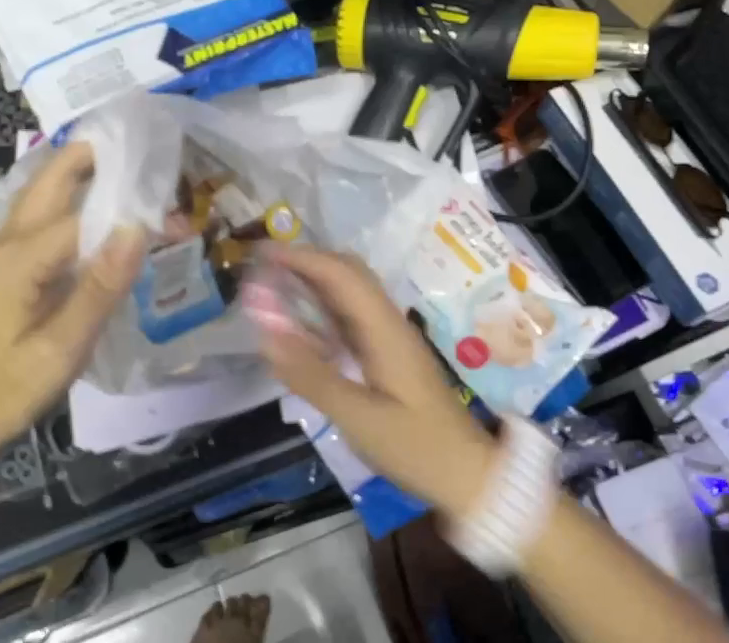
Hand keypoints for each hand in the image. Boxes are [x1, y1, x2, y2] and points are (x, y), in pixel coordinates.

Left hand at [0, 144, 143, 473]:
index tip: (173, 191)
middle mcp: (12, 240)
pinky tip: (103, 207)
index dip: (131, 197)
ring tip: (131, 162)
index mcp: (24, 255)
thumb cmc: (10, 389)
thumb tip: (140, 227)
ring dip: (84, 169)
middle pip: (54, 176)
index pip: (87, 208)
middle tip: (146, 143)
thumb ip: (101, 287)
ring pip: (47, 190)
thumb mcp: (62, 347)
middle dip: (96, 152)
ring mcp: (8, 250)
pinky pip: (47, 214)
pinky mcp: (12, 265)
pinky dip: (76, 196)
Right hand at [249, 245, 498, 523]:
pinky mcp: (387, 355)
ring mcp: (389, 338)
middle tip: (263, 271)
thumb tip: (265, 334)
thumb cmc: (416, 447)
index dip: (301, 258)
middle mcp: (388, 323)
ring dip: (312, 284)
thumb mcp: (359, 418)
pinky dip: (322, 311)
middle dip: (305, 263)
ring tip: (271, 292)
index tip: (261, 253)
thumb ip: (311, 375)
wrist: (467, 474)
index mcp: (384, 329)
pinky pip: (351, 318)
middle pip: (347, 273)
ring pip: (349, 293)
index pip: (340, 274)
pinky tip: (299, 329)